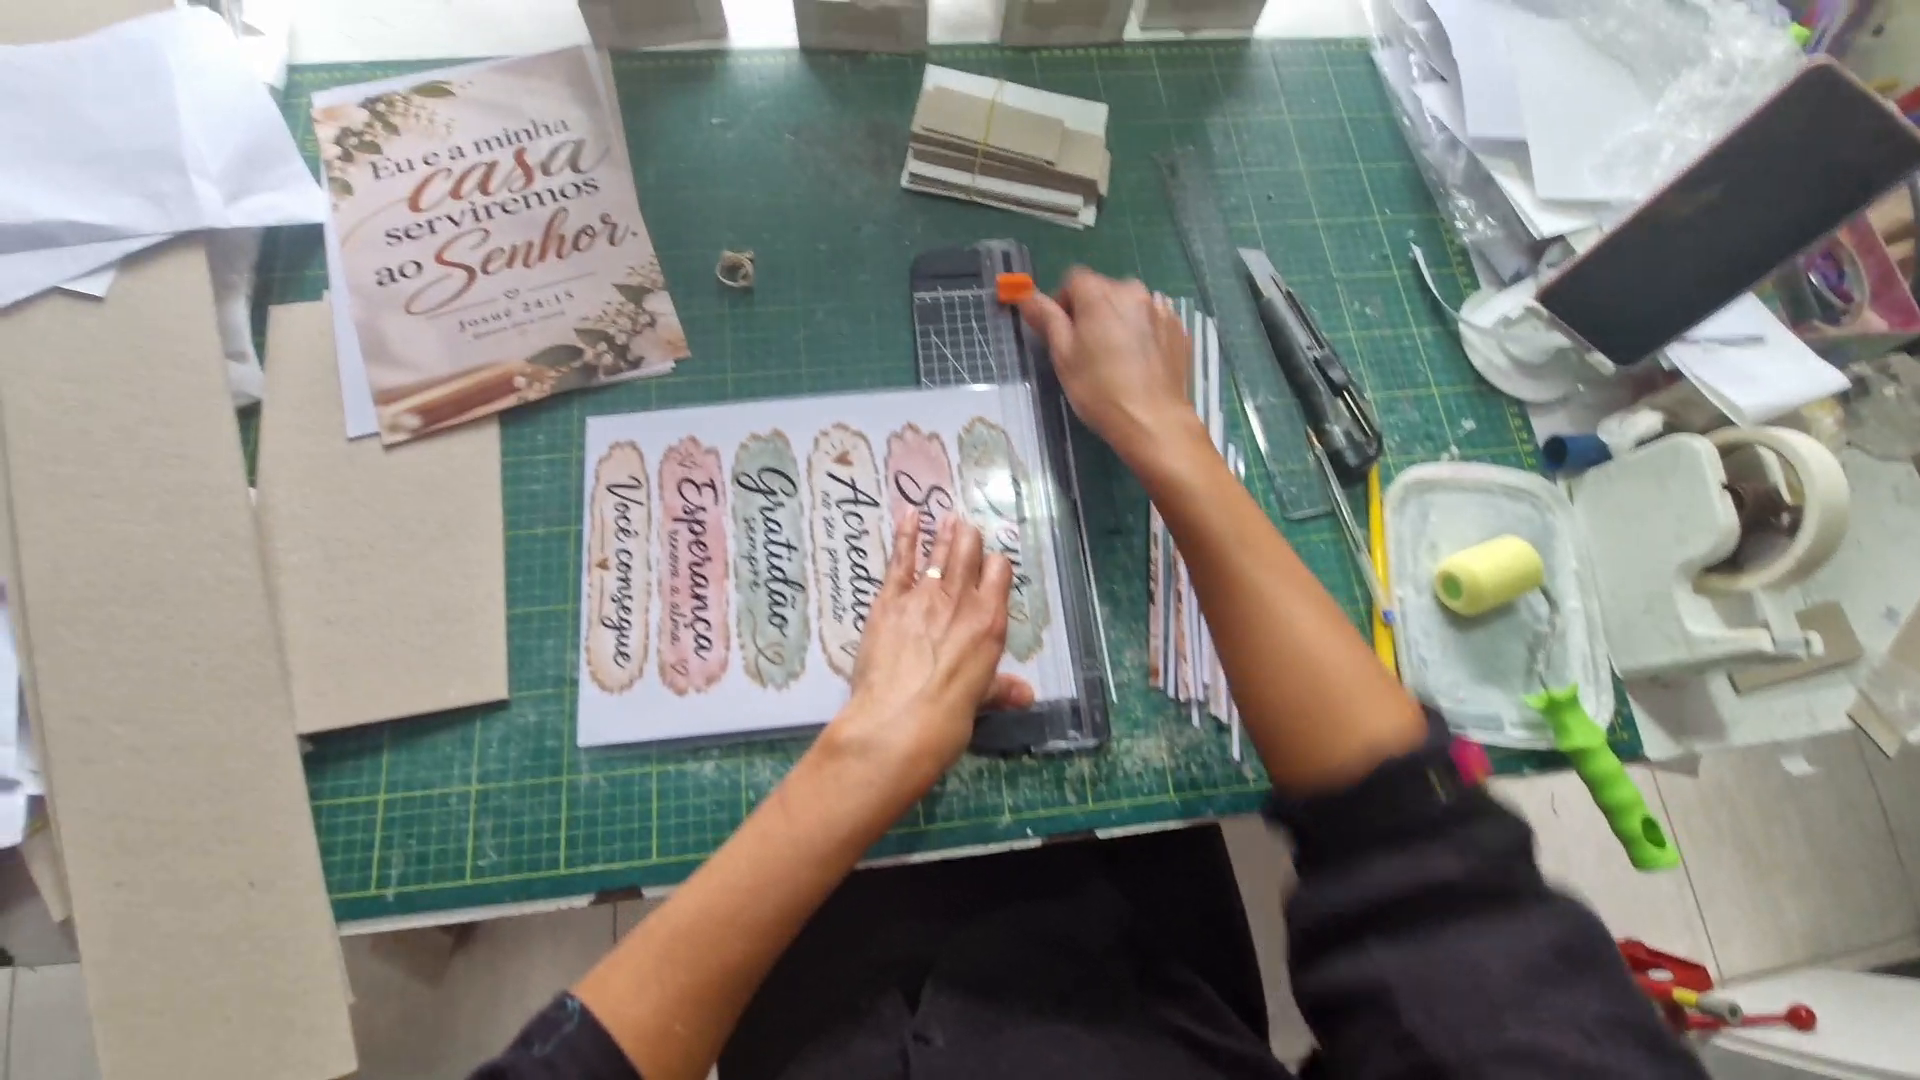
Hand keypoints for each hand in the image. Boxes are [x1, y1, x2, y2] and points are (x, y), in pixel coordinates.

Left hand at [820, 511, 1034, 794]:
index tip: (991, 563)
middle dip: (969, 538)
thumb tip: (1025, 695)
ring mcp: (925, 594)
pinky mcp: (890, 599)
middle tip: (966, 527)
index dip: (995, 565)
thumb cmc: (948, 717)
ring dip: (944, 533)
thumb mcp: (980, 700)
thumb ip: (1000, 689)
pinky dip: (906, 536)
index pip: (1000, 574)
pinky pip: (901, 560)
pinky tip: (909, 517)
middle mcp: (962, 600)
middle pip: (970, 553)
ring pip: (939, 552)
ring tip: (948, 517)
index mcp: (990, 622)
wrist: (900, 720)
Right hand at [1018, 267, 1197, 463]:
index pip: (1074, 278)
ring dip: (1118, 320)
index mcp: (1100, 294)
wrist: (1153, 420)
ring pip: (1130, 305)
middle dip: (1092, 311)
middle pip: (1104, 290)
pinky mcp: (1178, 329)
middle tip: (1087, 348)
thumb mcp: (1063, 356)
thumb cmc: (1098, 390)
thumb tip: (1027, 295)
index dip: (1063, 302)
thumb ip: (1046, 318)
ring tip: (1116, 357)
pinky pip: (1152, 321)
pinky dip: (1143, 332)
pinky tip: (1139, 362)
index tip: (1061, 332)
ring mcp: (1161, 309)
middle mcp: (1134, 291)